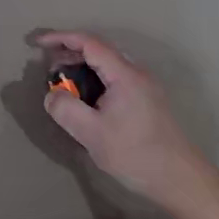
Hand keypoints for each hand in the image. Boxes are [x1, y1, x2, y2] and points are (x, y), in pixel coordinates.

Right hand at [38, 31, 218, 206]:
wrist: (180, 180)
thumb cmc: (135, 154)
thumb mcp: (91, 133)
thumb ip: (65, 109)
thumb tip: (52, 95)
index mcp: (125, 75)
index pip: (89, 43)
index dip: (61, 38)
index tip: (37, 44)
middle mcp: (137, 74)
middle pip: (99, 50)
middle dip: (69, 53)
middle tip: (47, 70)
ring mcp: (145, 87)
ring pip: (107, 65)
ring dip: (81, 68)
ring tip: (62, 84)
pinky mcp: (147, 101)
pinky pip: (114, 78)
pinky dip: (94, 79)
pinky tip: (84, 98)